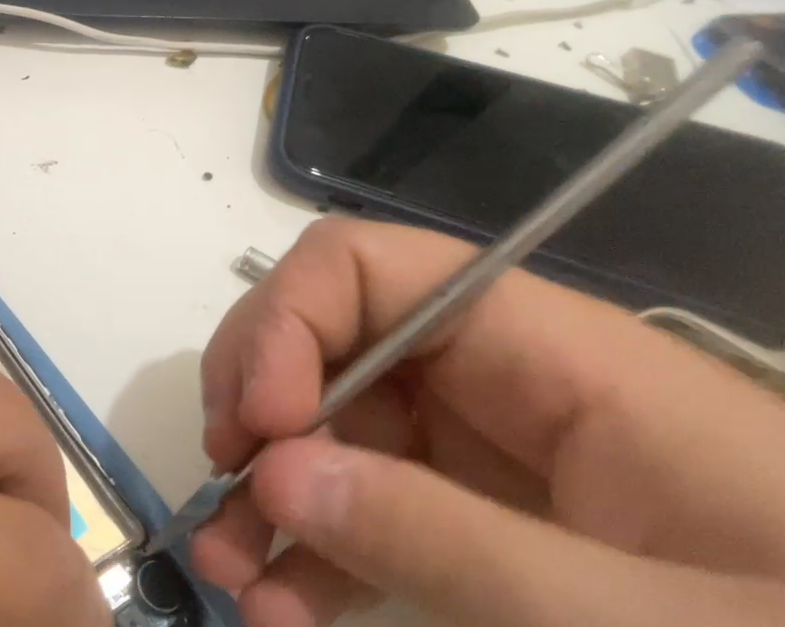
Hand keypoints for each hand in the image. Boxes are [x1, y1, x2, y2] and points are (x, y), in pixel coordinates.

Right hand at [192, 218, 784, 626]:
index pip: (367, 268)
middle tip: (221, 482)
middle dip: (256, 407)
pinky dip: (311, 549)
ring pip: (332, 429)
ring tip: (223, 567)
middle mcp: (497, 380)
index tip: (257, 421)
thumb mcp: (639, 619)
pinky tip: (277, 603)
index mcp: (547, 353)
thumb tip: (273, 474)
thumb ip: (453, 543)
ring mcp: (485, 453)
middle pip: (327, 342)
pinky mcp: (485, 520)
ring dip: (265, 493)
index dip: (287, 321)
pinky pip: (367, 507)